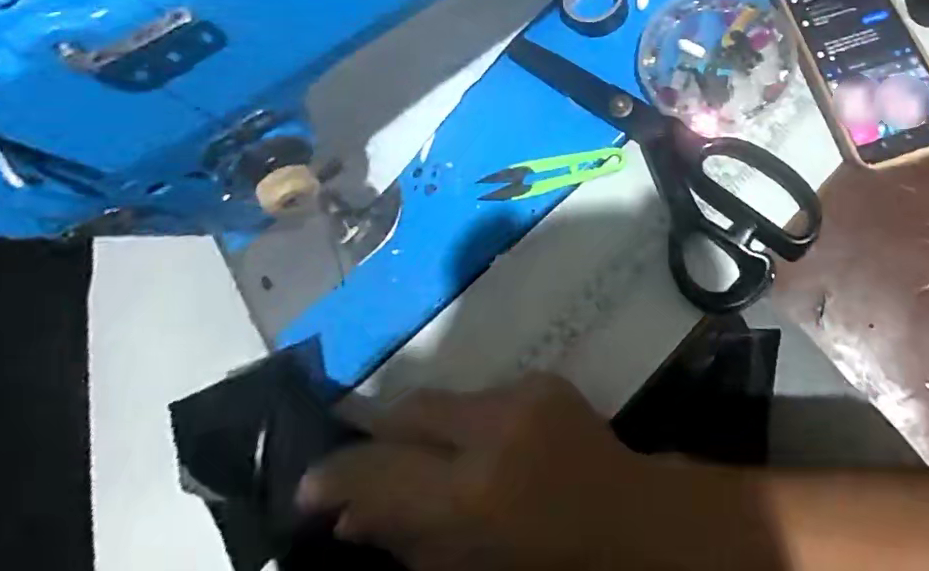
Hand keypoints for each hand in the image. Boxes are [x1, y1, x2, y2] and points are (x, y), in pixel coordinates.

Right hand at [298, 373, 656, 569]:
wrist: (622, 510)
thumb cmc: (541, 556)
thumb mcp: (462, 565)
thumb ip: (402, 535)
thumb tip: (347, 513)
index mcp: (472, 487)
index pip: (380, 468)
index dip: (335, 475)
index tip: (306, 486)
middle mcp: (497, 425)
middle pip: (410, 408)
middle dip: (374, 431)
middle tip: (355, 460)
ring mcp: (526, 392)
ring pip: (446, 398)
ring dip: (424, 427)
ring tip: (421, 459)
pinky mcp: (545, 377)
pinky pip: (484, 394)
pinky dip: (466, 418)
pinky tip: (475, 445)